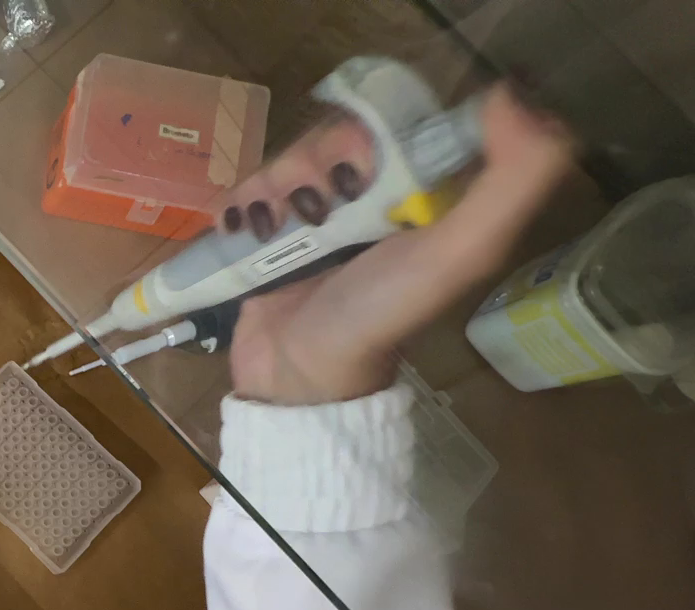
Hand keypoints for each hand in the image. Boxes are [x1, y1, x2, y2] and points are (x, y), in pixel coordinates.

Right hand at [216, 84, 575, 405]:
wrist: (296, 372)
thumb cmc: (376, 316)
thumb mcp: (462, 253)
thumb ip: (514, 177)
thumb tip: (504, 96)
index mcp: (417, 192)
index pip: (396, 123)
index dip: (373, 132)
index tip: (360, 171)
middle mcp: (362, 199)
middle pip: (330, 139)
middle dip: (313, 166)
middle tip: (313, 211)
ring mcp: (305, 221)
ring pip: (283, 164)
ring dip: (269, 190)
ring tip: (268, 230)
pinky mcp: (257, 241)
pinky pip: (243, 197)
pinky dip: (236, 206)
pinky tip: (240, 230)